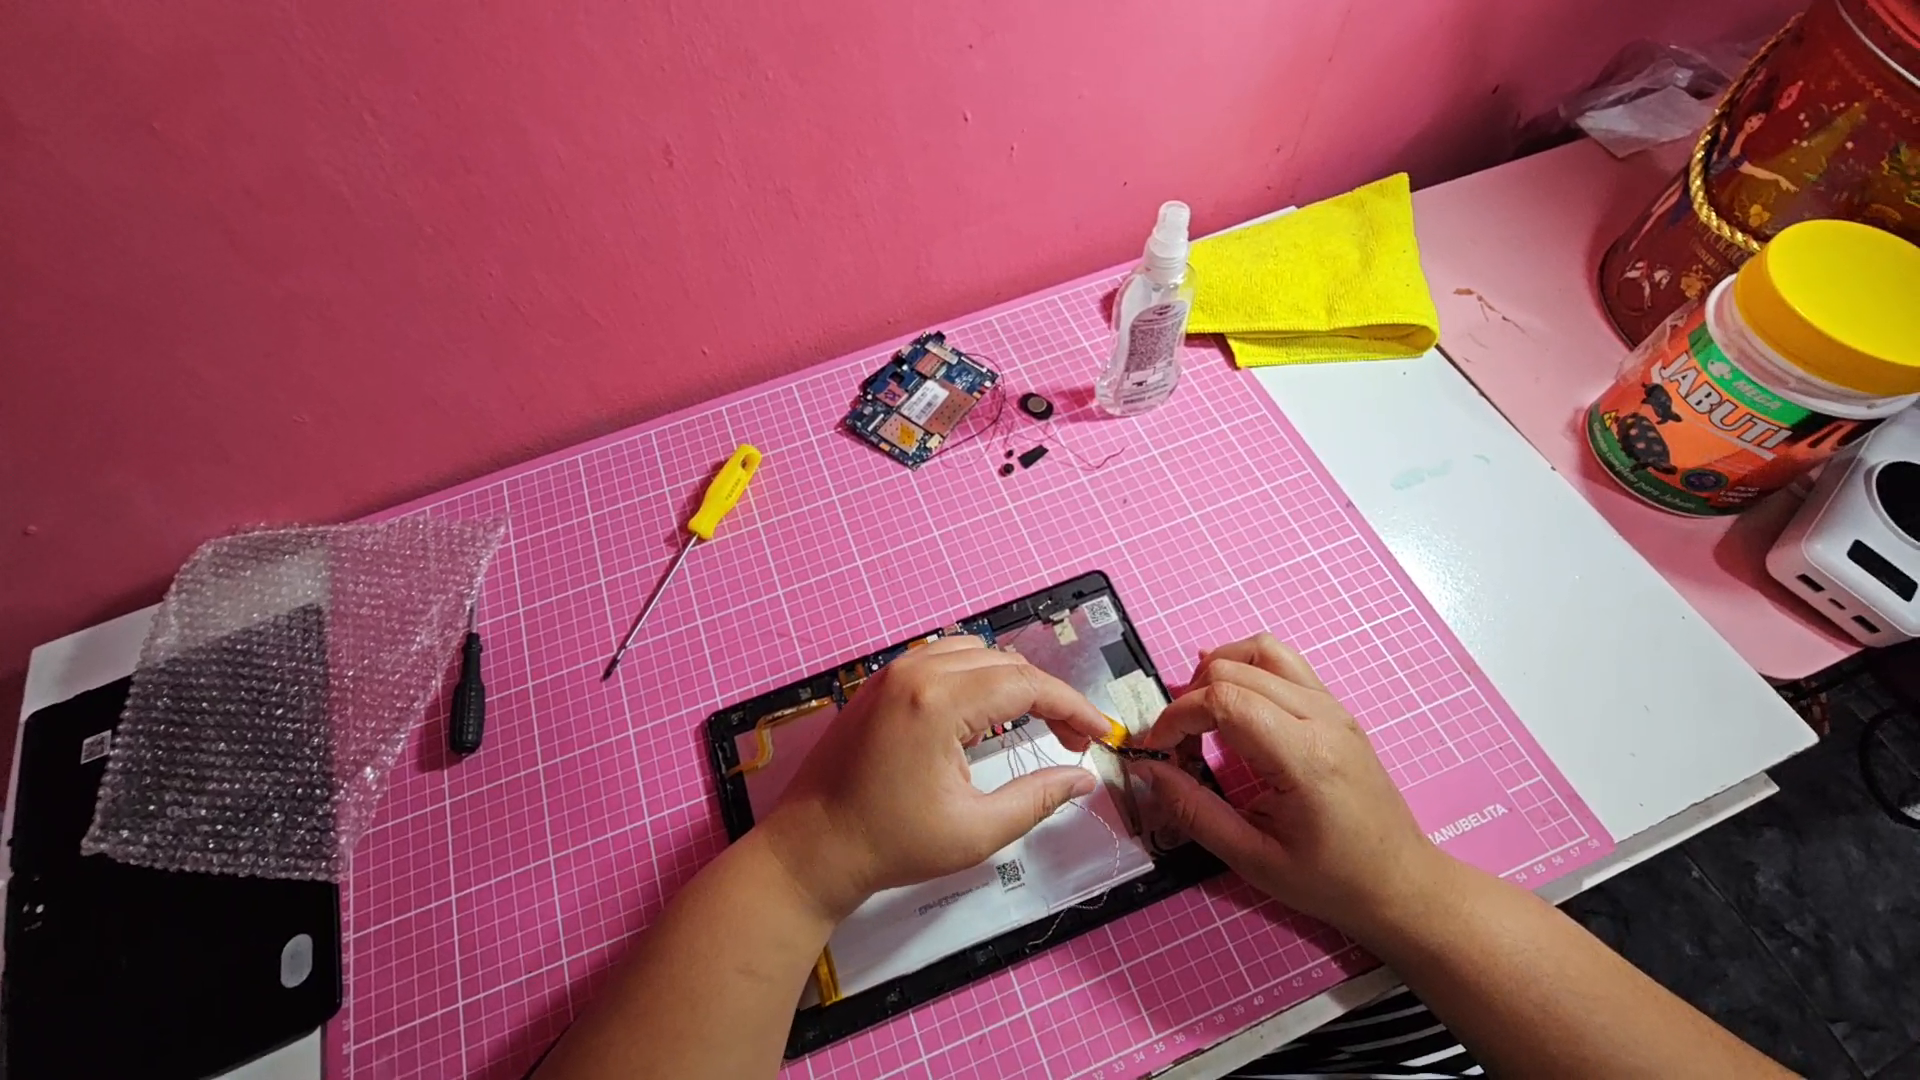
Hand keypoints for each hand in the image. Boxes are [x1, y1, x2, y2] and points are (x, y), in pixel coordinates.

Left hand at [758, 637, 1112, 921]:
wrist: (812, 847)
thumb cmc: (891, 843)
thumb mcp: (975, 831)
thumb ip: (1037, 798)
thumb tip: (1083, 778)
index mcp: (939, 702)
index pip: (1026, 685)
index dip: (1072, 706)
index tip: (1100, 732)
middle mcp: (916, 671)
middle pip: (1005, 663)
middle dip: (1046, 697)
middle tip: (1071, 740)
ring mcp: (894, 670)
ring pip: (975, 652)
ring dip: (1012, 681)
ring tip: (1032, 725)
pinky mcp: (881, 680)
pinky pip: (943, 657)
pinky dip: (976, 675)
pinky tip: (983, 713)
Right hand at [1132, 634, 1443, 930]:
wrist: (1402, 883)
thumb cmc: (1332, 880)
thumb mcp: (1253, 860)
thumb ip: (1194, 811)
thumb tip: (1147, 771)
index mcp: (1304, 756)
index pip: (1222, 700)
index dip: (1176, 717)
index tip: (1157, 750)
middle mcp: (1321, 717)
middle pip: (1231, 669)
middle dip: (1188, 700)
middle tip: (1178, 746)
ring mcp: (1332, 706)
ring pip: (1257, 651)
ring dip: (1215, 673)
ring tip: (1201, 717)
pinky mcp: (1334, 706)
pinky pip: (1280, 661)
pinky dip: (1243, 667)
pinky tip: (1227, 697)